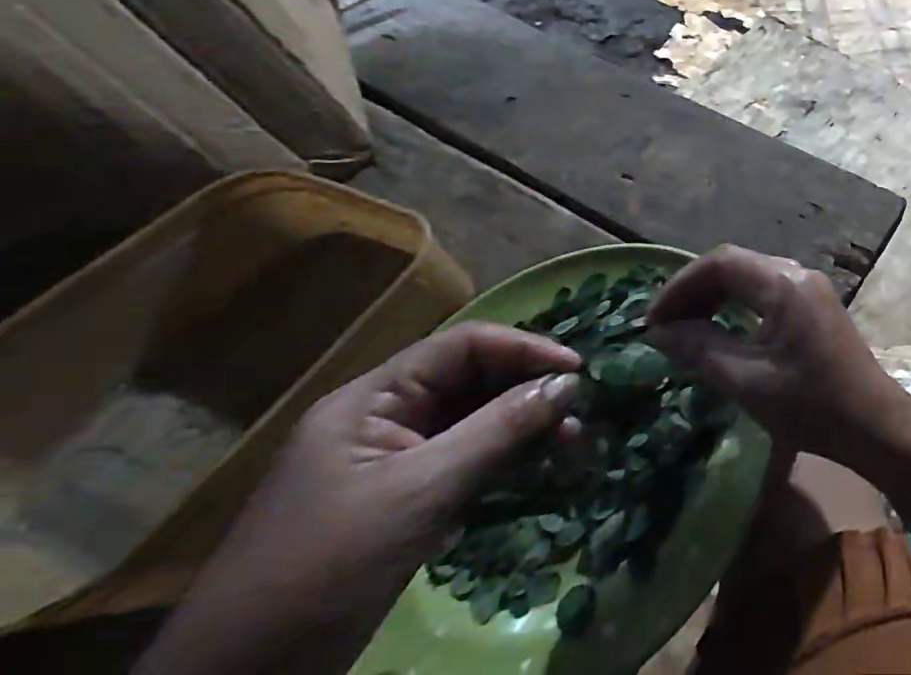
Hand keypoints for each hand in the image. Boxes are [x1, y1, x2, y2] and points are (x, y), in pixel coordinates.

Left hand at [135, 323, 580, 674]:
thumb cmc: (328, 566)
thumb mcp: (423, 490)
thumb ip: (501, 428)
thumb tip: (570, 382)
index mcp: (371, 400)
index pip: (463, 346)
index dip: (525, 348)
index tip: (579, 369)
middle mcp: (384, 417)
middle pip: (473, 379)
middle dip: (531, 388)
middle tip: (582, 410)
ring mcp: (394, 459)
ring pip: (476, 418)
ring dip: (526, 423)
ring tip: (572, 440)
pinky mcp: (405, 496)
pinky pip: (469, 456)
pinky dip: (509, 455)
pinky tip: (543, 464)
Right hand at [646, 245, 910, 463]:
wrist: (873, 422)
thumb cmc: (811, 406)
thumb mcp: (747, 381)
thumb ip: (701, 349)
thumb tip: (661, 331)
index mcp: (785, 285)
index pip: (720, 262)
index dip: (680, 286)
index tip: (652, 322)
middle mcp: (799, 275)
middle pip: (735, 265)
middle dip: (694, 290)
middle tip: (663, 328)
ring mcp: (811, 289)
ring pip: (751, 277)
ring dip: (715, 297)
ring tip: (684, 331)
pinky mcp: (816, 307)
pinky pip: (767, 293)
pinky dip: (737, 306)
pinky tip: (720, 332)